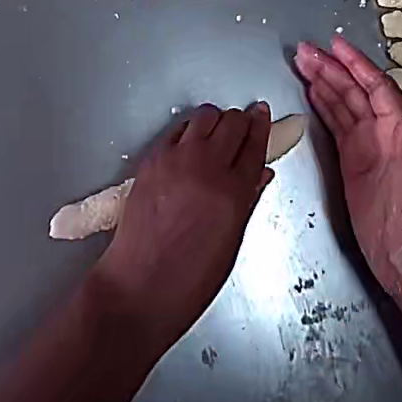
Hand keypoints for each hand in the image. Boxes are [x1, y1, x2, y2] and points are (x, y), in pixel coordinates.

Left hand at [91, 102, 273, 345]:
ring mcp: (178, 160)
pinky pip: (178, 129)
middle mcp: (208, 168)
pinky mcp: (153, 159)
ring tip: (216, 133)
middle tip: (242, 125)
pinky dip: (190, 129)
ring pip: (206, 117)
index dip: (261, 125)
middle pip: (233, 122)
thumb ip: (248, 200)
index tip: (262, 113)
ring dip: (216, 120)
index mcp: (234, 192)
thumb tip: (261, 173)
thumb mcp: (232, 242)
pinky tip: (191, 141)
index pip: (255, 144)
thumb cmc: (190, 279)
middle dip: (241, 121)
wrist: (139, 288)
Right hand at [296, 37, 401, 316]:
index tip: (335, 44)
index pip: (378, 89)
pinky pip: (337, 129)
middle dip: (331, 69)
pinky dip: (324, 108)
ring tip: (302, 63)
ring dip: (325, 83)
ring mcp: (369, 151)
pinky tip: (313, 94)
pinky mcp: (355, 168)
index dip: (357, 65)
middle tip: (303, 50)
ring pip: (344, 106)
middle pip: (356, 93)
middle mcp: (386, 136)